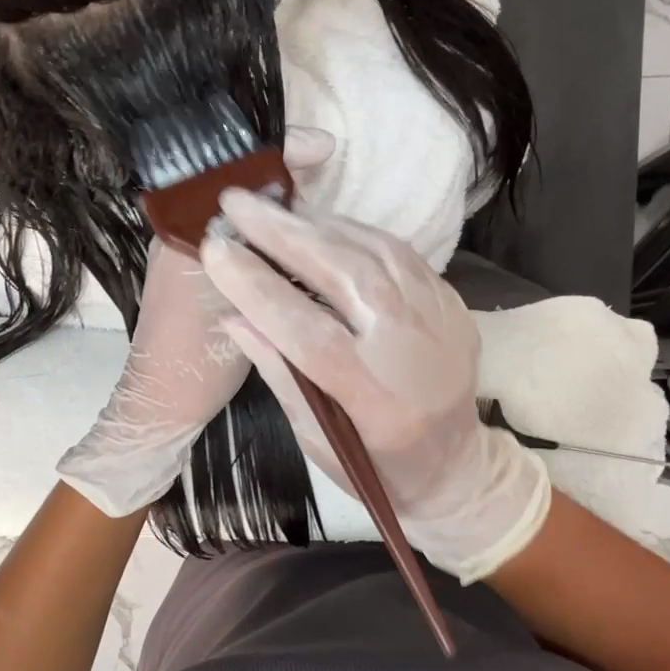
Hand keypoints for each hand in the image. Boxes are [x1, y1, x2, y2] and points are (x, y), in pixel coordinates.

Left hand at [58, 129, 335, 516]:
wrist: (167, 403)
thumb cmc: (198, 356)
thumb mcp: (241, 300)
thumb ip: (271, 253)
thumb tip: (304, 209)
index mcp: (185, 227)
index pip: (231, 166)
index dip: (280, 152)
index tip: (324, 149)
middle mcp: (184, 230)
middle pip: (237, 185)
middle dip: (284, 175)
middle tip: (331, 177)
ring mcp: (192, 253)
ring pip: (242, 214)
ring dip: (281, 208)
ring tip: (325, 207)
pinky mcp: (203, 276)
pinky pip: (241, 240)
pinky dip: (271, 237)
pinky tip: (302, 245)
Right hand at [198, 188, 551, 581]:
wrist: (454, 466)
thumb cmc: (374, 465)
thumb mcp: (316, 436)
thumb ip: (279, 372)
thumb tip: (233, 316)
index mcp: (373, 397)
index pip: (306, 331)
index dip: (257, 288)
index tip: (215, 252)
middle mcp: (411, 348)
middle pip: (344, 274)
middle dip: (283, 234)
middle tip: (235, 204)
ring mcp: (440, 319)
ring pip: (374, 251)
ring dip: (317, 225)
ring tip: (270, 209)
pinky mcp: (452, 303)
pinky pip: (400, 253)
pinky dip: (355, 233)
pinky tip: (321, 224)